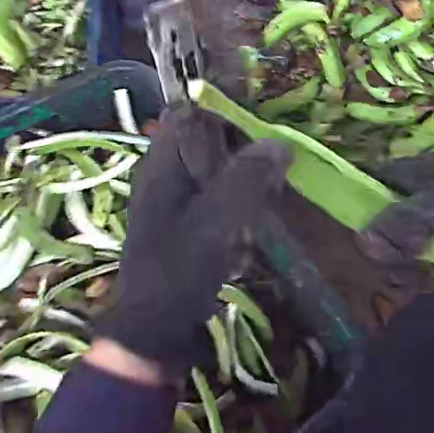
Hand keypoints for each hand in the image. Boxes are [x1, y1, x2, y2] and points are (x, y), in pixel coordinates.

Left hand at [95, 108, 292, 374]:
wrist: (154, 329)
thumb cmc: (180, 267)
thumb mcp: (217, 219)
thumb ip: (246, 177)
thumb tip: (278, 143)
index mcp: (162, 162)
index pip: (188, 110)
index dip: (223, 104)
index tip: (262, 109)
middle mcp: (162, 172)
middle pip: (203, 136)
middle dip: (240, 137)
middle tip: (276, 147)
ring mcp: (170, 197)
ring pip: (210, 164)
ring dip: (240, 166)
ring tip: (272, 176)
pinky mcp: (182, 220)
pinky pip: (212, 191)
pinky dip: (234, 192)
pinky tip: (256, 207)